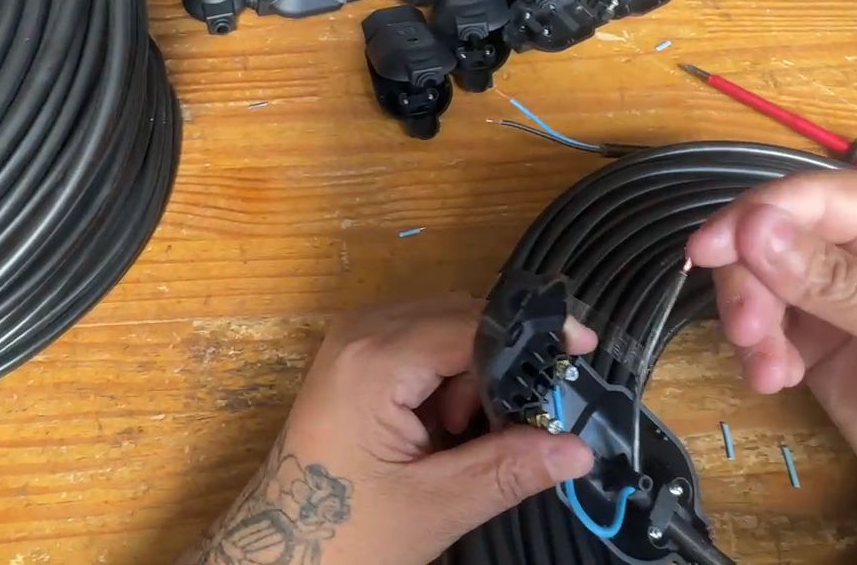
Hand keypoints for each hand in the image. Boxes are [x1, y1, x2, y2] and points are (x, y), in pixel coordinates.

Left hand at [184, 295, 595, 564]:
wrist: (276, 547)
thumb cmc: (347, 531)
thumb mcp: (434, 507)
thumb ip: (507, 468)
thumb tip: (578, 449)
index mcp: (376, 358)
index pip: (469, 321)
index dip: (528, 332)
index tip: (580, 347)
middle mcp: (363, 328)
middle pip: (459, 315)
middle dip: (494, 365)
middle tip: (504, 425)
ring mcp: (355, 334)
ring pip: (443, 324)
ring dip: (469, 372)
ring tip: (455, 436)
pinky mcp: (356, 349)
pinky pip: (420, 338)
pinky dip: (445, 373)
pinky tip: (436, 424)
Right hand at [687, 170, 856, 564]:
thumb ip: (838, 281)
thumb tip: (750, 226)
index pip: (812, 198)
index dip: (755, 217)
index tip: (708, 251)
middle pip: (772, 238)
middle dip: (751, 281)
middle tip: (746, 333)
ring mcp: (839, 299)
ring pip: (759, 281)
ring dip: (750, 321)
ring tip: (768, 370)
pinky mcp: (820, 346)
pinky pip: (765, 328)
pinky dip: (757, 350)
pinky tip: (776, 380)